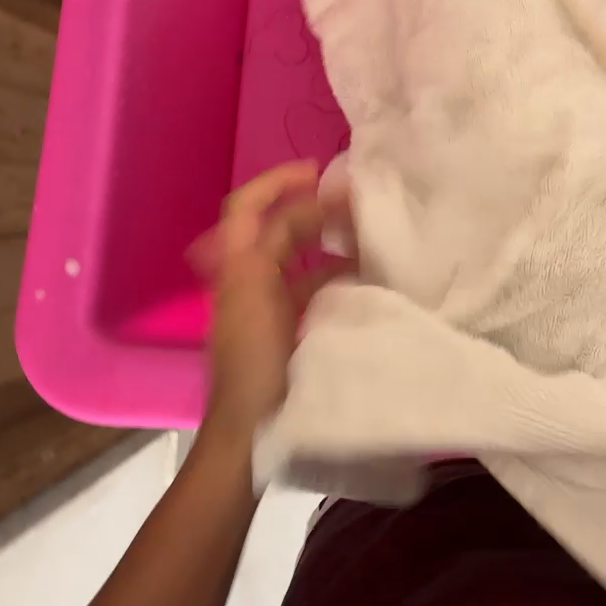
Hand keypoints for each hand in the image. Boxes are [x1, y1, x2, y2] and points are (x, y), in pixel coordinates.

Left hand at [189, 161, 348, 437]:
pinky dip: (330, 274)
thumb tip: (330, 212)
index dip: (279, 181)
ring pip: (293, 255)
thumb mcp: (271, 302)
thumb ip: (293, 254)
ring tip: (365, 234)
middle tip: (354, 201)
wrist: (247, 433)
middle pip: (276, 227)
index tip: (321, 172)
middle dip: (311, 207)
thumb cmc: (257, 368)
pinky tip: (362, 280)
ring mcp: (262, 302)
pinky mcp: (279, 324)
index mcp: (240, 268)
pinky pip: (305, 285)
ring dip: (324, 240)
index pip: (251, 208)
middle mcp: (247, 277)